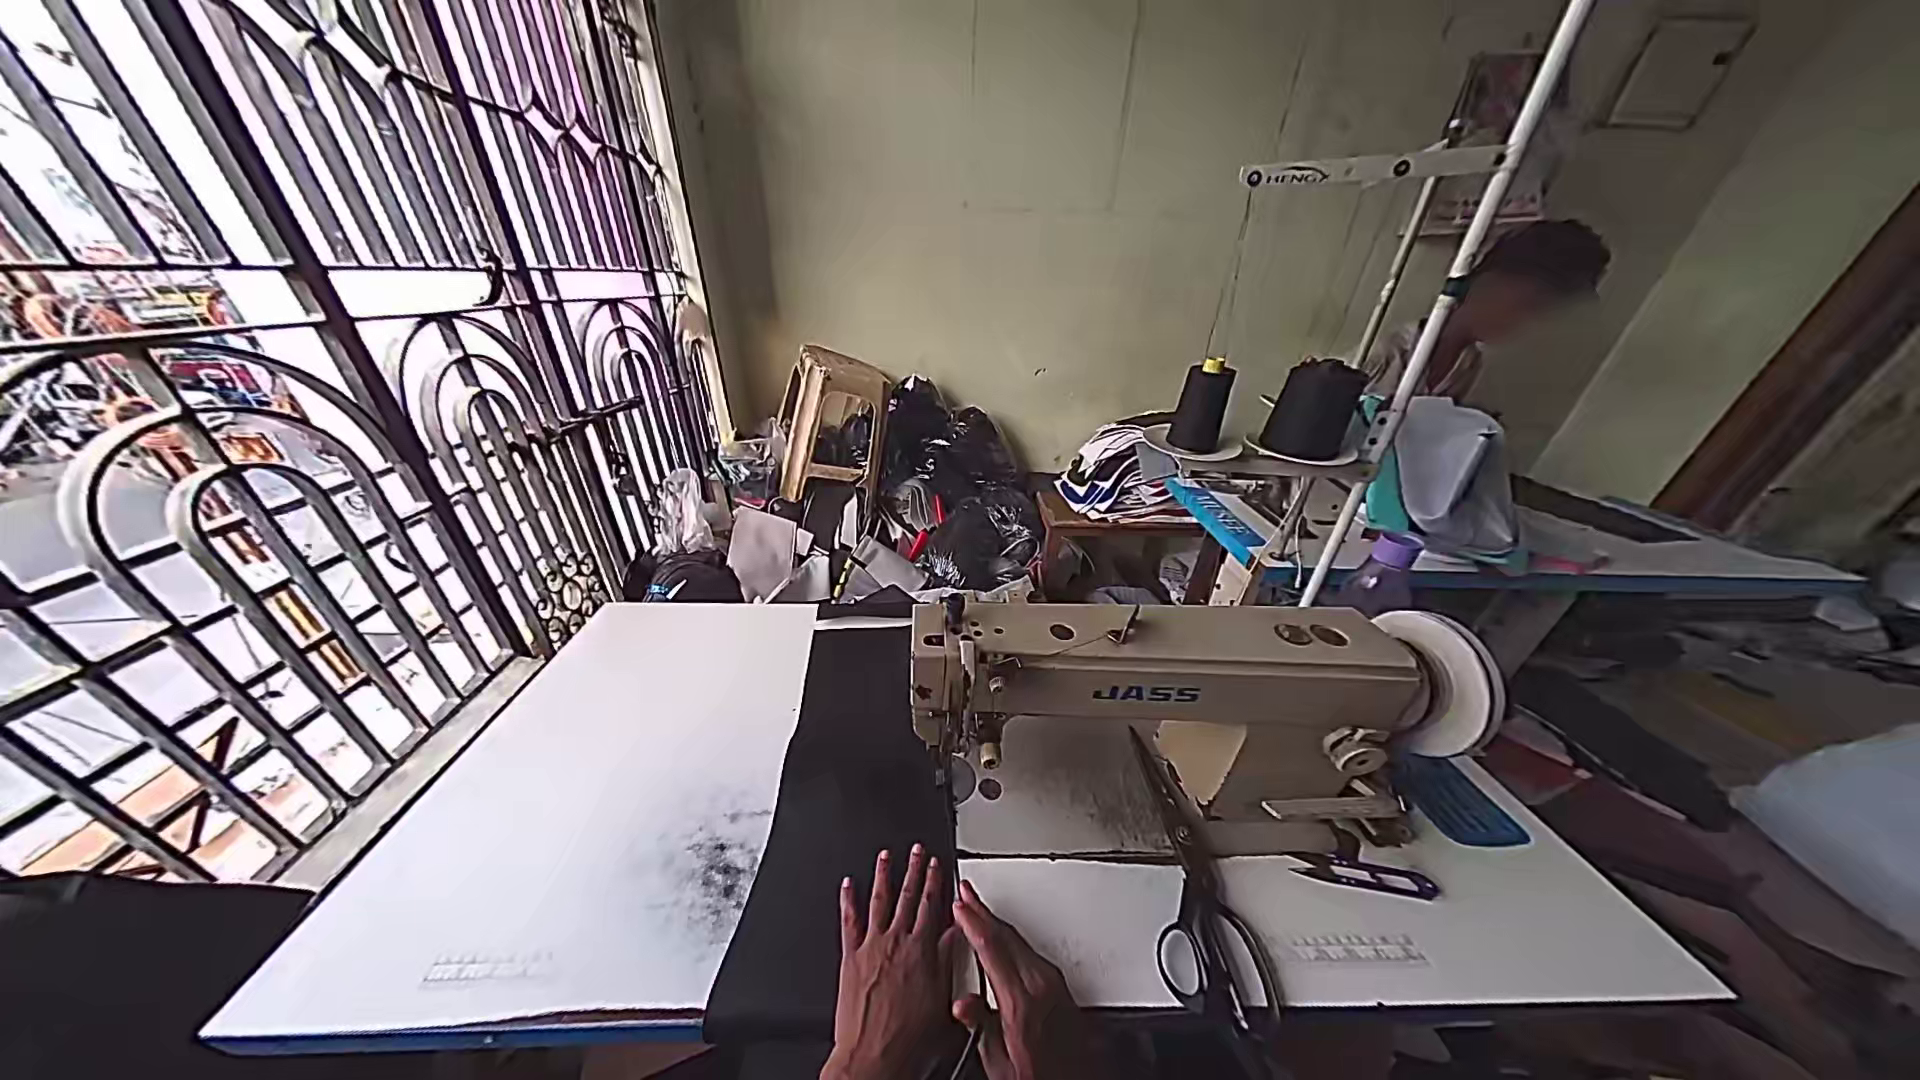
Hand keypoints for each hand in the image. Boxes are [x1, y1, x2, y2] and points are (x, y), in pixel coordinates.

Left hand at [823, 845, 956, 1079]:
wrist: (872, 1060)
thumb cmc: (908, 1040)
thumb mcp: (942, 1001)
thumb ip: (948, 962)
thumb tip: (954, 934)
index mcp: (921, 950)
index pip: (931, 905)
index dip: (934, 881)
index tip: (936, 864)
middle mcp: (896, 941)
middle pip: (908, 896)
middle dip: (914, 869)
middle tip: (916, 849)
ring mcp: (872, 946)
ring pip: (879, 900)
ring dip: (883, 875)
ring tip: (885, 856)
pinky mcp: (850, 957)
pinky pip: (848, 921)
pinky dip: (847, 900)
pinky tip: (847, 884)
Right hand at [950, 879, 1113, 1079]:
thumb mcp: (1001, 1066)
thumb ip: (981, 1027)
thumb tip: (961, 1003)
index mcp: (1021, 1003)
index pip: (992, 947)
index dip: (973, 922)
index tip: (959, 905)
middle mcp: (1041, 985)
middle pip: (1006, 935)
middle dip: (983, 910)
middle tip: (966, 891)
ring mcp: (1053, 983)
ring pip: (1018, 939)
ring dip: (996, 920)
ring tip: (978, 907)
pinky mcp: (1060, 984)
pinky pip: (1029, 949)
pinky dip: (1010, 935)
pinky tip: (1000, 934)